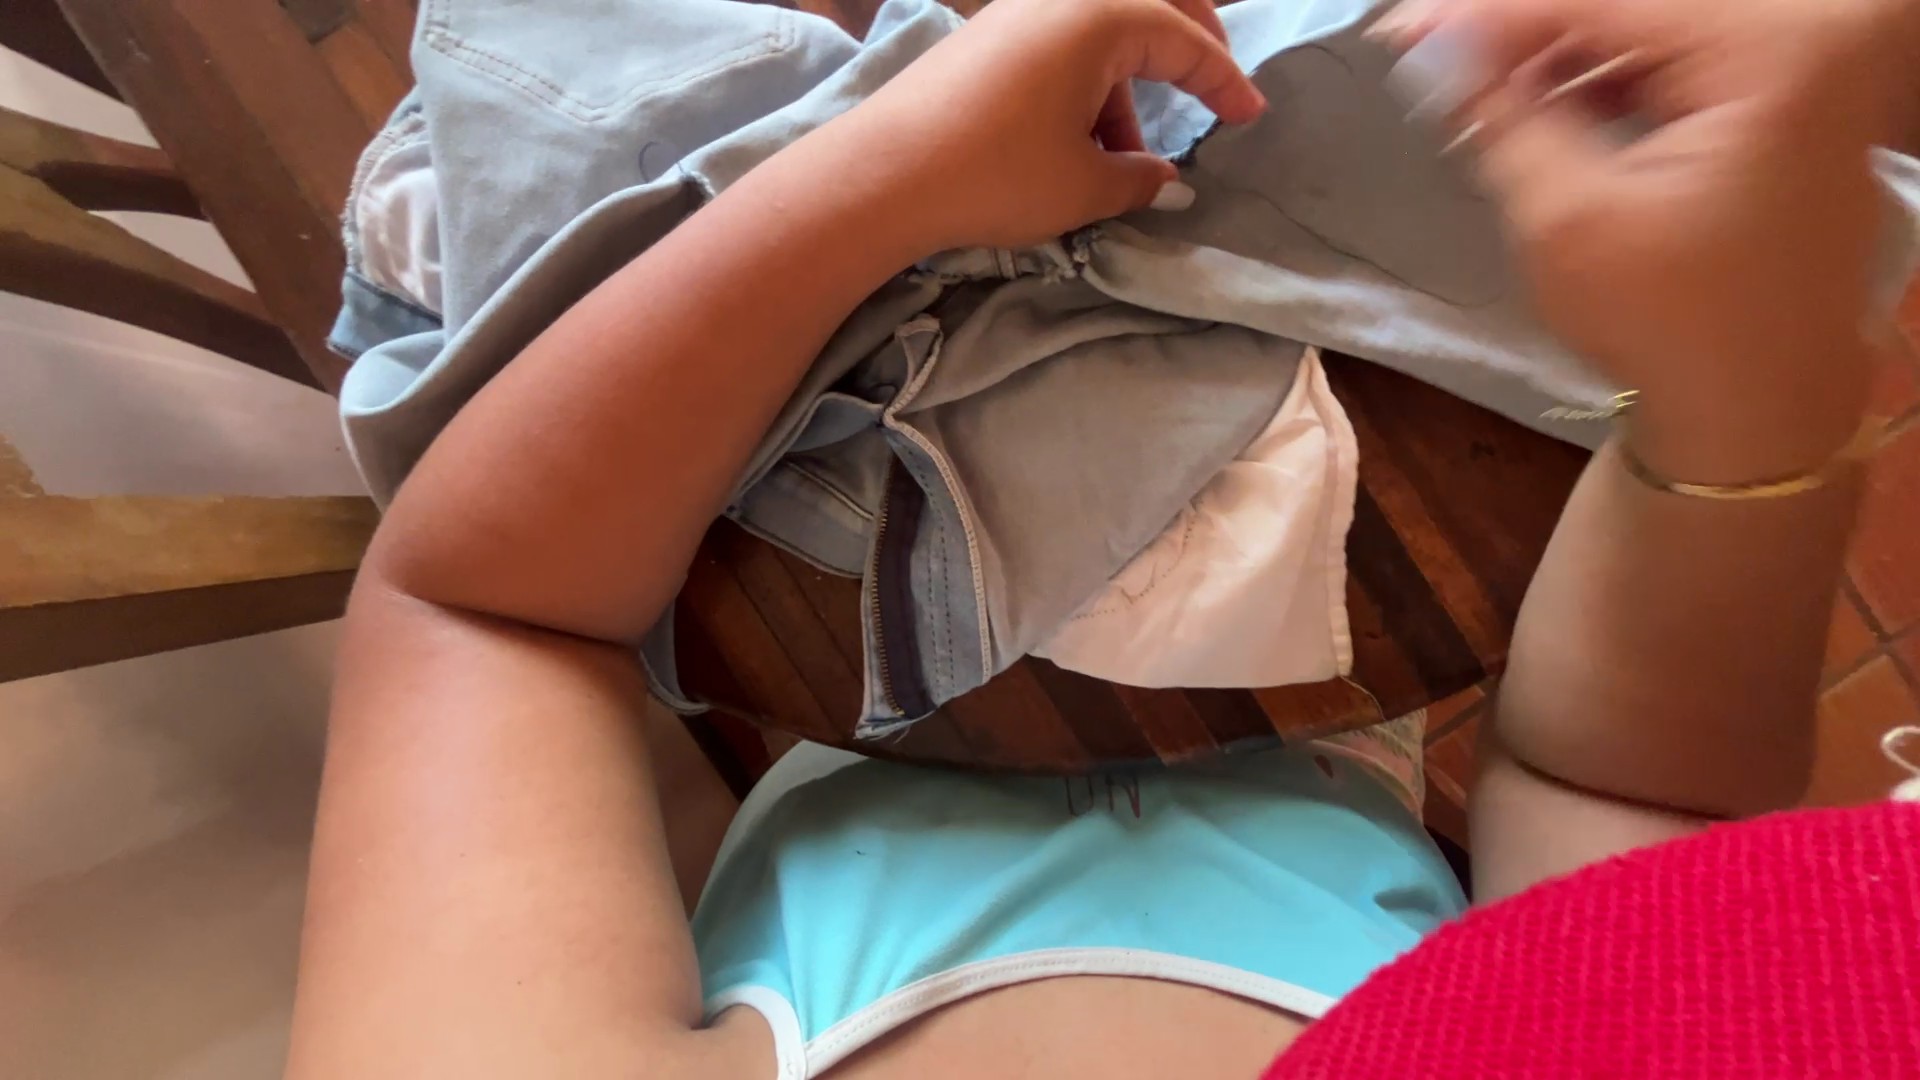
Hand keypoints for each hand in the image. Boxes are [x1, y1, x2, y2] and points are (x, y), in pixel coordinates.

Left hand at [831, 0, 1265, 253]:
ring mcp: (1018, 13)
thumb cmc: (997, 176)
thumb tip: (1169, 184)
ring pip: (1096, 39)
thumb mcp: (1082, 188)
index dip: (1224, 82)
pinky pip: (1056, 52)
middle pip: (1148, 8)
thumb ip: (1139, 181)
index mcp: (1102, 14)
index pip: (1185, 40)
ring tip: (1119, 160)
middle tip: (1208, 93)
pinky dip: (1081, 90)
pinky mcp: (985, 42)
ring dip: (1123, 91)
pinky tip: (1072, 143)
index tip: (1250, 116)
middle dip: (1186, 51)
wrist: (888, 174)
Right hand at [1378, 0, 1914, 479]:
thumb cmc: (1660, 314)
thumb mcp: (1564, 215)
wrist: (1752, 388)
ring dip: (1555, 52)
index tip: (1397, 28)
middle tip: (1429, 55)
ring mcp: (1814, 46)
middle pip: (1632, 3)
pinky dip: (1599, 73)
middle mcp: (1822, 16)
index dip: (1487, 17)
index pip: (1602, 2)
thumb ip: (1501, 117)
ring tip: (1474, 94)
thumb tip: (1430, 51)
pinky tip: (1538, 105)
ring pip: (1649, 22)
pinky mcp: (1791, 81)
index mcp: (1780, 39)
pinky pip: (1674, 51)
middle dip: (1522, 29)